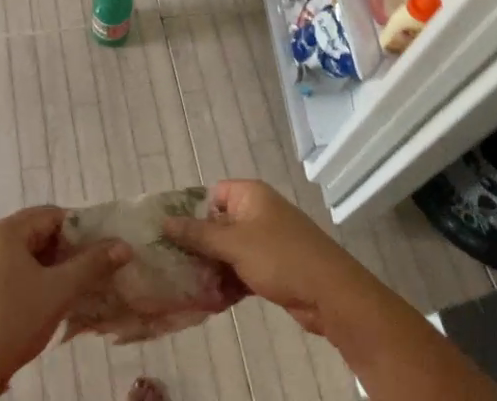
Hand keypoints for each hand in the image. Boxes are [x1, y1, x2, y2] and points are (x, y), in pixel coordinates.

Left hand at [0, 206, 131, 382]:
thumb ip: (93, 264)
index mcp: (7, 230)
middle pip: (39, 230)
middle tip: (93, 266)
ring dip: (55, 262)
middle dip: (68, 247)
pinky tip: (55, 292)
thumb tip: (123, 246)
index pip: (51, 215)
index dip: (80, 228)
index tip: (101, 248)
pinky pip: (18, 266)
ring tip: (79, 280)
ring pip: (29, 250)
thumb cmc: (19, 316)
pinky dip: (39, 273)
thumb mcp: (61, 289)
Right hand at [162, 179, 349, 333]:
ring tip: (191, 287)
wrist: (332, 296)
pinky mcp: (273, 268)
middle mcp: (258, 213)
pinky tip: (212, 300)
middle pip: (217, 225)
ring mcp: (267, 241)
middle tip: (175, 266)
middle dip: (199, 247)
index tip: (170, 234)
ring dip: (212, 269)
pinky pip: (242, 269)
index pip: (210, 195)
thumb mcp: (233, 244)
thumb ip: (197, 234)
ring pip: (228, 251)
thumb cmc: (280, 258)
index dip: (191, 212)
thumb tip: (164, 221)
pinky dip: (229, 282)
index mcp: (250, 195)